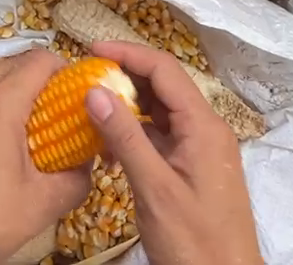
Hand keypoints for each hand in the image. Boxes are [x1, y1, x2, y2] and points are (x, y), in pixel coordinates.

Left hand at [0, 48, 88, 264]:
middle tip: (59, 112)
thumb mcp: (42, 204)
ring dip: (16, 90)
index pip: (40, 59)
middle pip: (17, 63)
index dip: (64, 69)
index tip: (76, 94)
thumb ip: (76, 178)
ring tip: (29, 128)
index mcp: (0, 102)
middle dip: (42, 80)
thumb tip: (87, 162)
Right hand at [86, 40, 261, 264]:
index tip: (91, 51)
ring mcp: (201, 148)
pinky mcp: (193, 167)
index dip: (127, 53)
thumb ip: (124, 136)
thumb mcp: (154, 189)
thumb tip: (93, 89)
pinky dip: (136, 132)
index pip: (164, 68)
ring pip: (161, 109)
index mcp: (203, 125)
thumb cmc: (194, 242)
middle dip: (125, 76)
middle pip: (163, 85)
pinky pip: (162, 135)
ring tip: (92, 107)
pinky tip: (110, 146)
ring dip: (128, 105)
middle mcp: (206, 128)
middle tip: (86, 78)